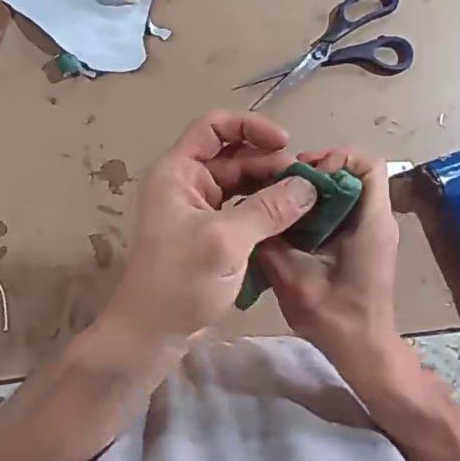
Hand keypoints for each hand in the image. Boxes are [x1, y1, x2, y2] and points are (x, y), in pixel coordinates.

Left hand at [101, 111, 319, 345]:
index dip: (250, 126)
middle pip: (234, 156)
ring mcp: (200, 211)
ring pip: (242, 184)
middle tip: (307, 182)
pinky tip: (293, 220)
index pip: (214, 126)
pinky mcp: (213, 235)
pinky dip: (267, 211)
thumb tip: (308, 186)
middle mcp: (188, 184)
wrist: (151, 334)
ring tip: (307, 200)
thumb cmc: (178, 281)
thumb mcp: (225, 240)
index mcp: (178, 172)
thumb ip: (268, 209)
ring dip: (272, 188)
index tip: (285, 143)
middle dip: (270, 163)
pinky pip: (244, 210)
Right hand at [255, 146, 400, 365]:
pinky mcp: (364, 242)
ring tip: (285, 201)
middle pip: (356, 171)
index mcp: (371, 222)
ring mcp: (373, 230)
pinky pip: (345, 208)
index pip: (367, 164)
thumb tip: (252, 213)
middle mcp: (378, 219)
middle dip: (320, 169)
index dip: (335, 158)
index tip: (302, 175)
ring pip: (349, 188)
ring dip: (317, 189)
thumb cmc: (335, 317)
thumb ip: (271, 242)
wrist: (362, 351)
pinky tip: (293, 223)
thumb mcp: (292, 278)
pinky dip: (320, 207)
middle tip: (286, 185)